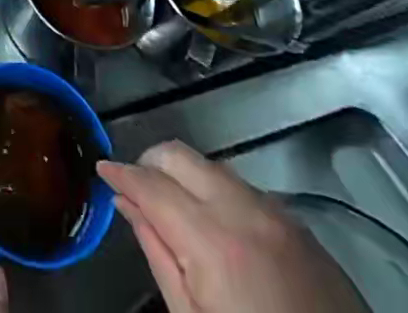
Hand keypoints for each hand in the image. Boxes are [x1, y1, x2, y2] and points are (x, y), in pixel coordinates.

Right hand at [99, 142, 367, 312]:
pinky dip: (220, 195)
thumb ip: (156, 252)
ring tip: (177, 209)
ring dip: (186, 178)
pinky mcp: (305, 231)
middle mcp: (246, 213)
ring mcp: (281, 217)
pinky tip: (219, 227)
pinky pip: (247, 191)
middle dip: (149, 164)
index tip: (102, 171)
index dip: (118, 173)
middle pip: (179, 155)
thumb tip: (126, 203)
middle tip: (136, 189)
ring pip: (213, 167)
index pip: (149, 183)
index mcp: (212, 239)